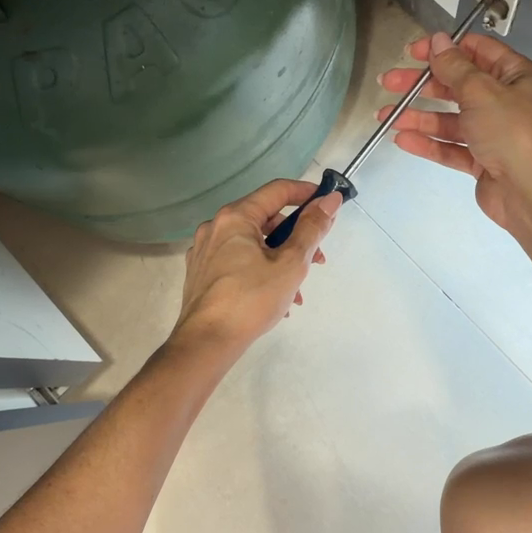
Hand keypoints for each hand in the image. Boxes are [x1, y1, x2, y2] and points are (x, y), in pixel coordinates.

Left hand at [172, 178, 340, 354]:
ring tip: (297, 292)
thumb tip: (330, 201)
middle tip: (316, 261)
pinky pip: (237, 262)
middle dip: (296, 237)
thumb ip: (312, 229)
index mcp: (235, 217)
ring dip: (280, 260)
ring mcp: (204, 251)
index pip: (277, 191)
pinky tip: (274, 300)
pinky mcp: (201, 274)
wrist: (206, 341)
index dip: (307, 193)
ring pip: (252, 245)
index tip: (328, 203)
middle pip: (265, 220)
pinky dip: (260, 272)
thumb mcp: (290, 263)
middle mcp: (215, 227)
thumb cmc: (251, 299)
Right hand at [380, 32, 531, 231]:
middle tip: (391, 82)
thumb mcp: (481, 91)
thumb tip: (439, 42)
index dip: (444, 49)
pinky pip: (450, 147)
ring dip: (418, 116)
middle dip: (422, 84)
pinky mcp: (481, 161)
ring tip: (389, 117)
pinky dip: (428, 143)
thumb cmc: (516, 135)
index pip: (476, 52)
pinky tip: (404, 139)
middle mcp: (506, 102)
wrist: (531, 191)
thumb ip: (455, 67)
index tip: (414, 52)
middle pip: (457, 86)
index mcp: (515, 76)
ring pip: (449, 119)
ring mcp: (493, 133)